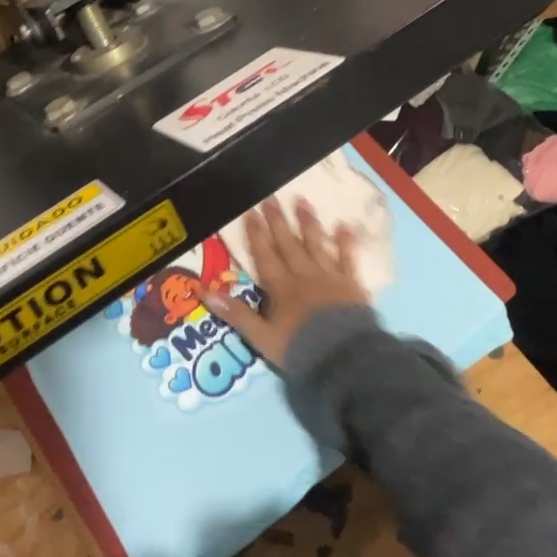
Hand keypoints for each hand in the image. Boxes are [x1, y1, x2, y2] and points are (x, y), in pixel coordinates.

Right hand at [200, 197, 369, 367]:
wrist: (344, 358)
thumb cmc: (300, 349)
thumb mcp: (261, 337)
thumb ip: (235, 314)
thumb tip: (204, 292)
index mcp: (281, 288)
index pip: (264, 255)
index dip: (256, 234)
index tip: (251, 211)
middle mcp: (303, 275)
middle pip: (288, 244)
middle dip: (278, 221)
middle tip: (272, 197)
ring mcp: (329, 277)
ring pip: (316, 245)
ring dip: (308, 224)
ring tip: (302, 202)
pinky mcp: (352, 285)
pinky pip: (348, 259)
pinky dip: (346, 242)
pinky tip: (344, 225)